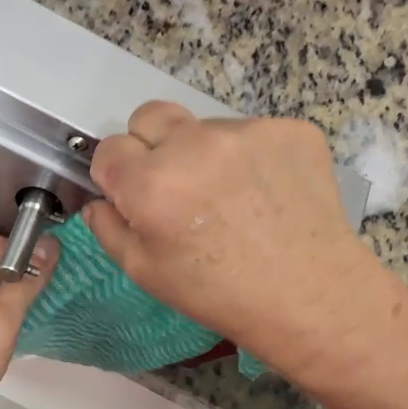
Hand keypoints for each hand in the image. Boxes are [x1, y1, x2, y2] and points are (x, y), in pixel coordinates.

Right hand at [85, 102, 400, 381]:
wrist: (307, 293)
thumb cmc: (216, 292)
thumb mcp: (144, 272)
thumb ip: (109, 229)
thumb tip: (100, 202)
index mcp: (151, 182)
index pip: (110, 148)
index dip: (115, 173)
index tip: (129, 195)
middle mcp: (195, 144)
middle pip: (150, 115)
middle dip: (149, 146)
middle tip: (171, 188)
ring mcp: (246, 131)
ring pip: (203, 127)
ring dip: (202, 154)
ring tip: (227, 200)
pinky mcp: (289, 129)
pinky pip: (249, 134)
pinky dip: (247, 158)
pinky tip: (261, 196)